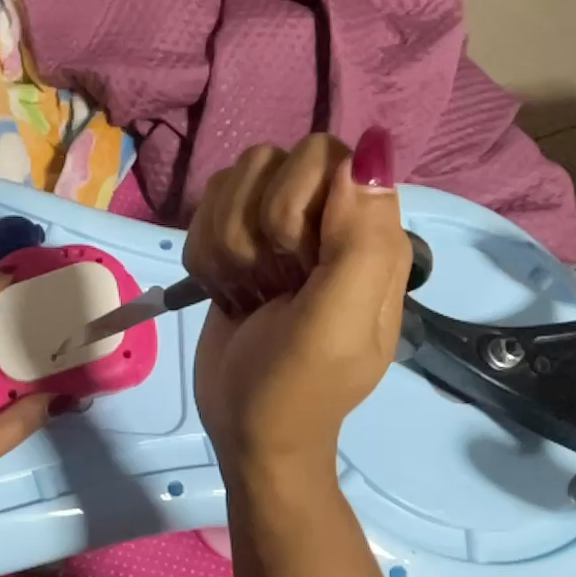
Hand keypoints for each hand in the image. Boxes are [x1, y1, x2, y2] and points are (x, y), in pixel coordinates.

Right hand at [185, 129, 409, 493]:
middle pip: (271, 162)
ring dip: (225, 246)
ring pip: (232, 183)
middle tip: (271, 284)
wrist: (247, 428)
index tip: (296, 264)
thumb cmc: (297, 384)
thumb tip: (371, 148)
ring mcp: (276, 228)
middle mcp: (326, 219)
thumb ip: (360, 241)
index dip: (295, 205)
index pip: (327, 158)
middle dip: (254, 229)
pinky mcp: (236, 242)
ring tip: (247, 293)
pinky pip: (206, 210)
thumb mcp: (339, 326)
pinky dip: (204, 256)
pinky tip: (224, 292)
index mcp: (370, 233)